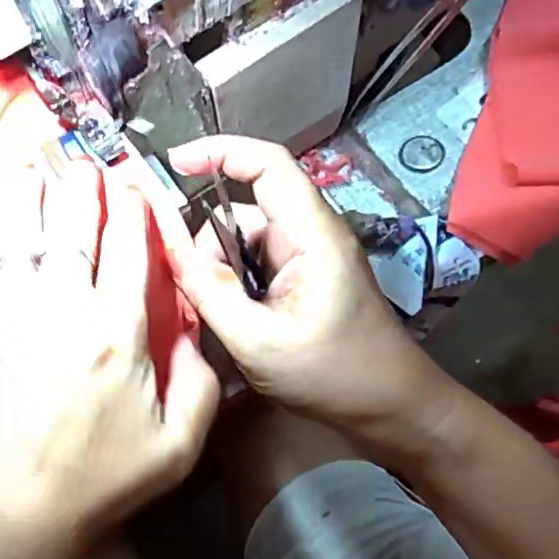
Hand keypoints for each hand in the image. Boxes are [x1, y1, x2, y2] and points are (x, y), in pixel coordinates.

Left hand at [0, 160, 219, 558]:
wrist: (11, 516)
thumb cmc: (99, 484)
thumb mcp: (177, 446)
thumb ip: (200, 382)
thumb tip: (195, 329)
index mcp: (118, 332)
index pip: (129, 248)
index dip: (133, 209)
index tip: (133, 187)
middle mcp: (62, 310)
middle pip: (73, 230)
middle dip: (82, 189)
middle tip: (85, 166)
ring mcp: (8, 318)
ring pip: (19, 238)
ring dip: (29, 199)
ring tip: (35, 172)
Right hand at [152, 136, 457, 452]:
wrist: (390, 408)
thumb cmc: (336, 375)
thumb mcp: (260, 342)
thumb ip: (210, 293)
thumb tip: (168, 250)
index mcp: (311, 235)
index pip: (268, 164)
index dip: (220, 151)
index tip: (175, 163)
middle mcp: (309, 236)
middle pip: (242, 212)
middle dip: (206, 244)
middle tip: (187, 290)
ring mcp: (305, 259)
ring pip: (241, 244)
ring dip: (216, 272)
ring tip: (212, 317)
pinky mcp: (300, 280)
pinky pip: (252, 267)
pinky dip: (230, 285)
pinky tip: (226, 320)